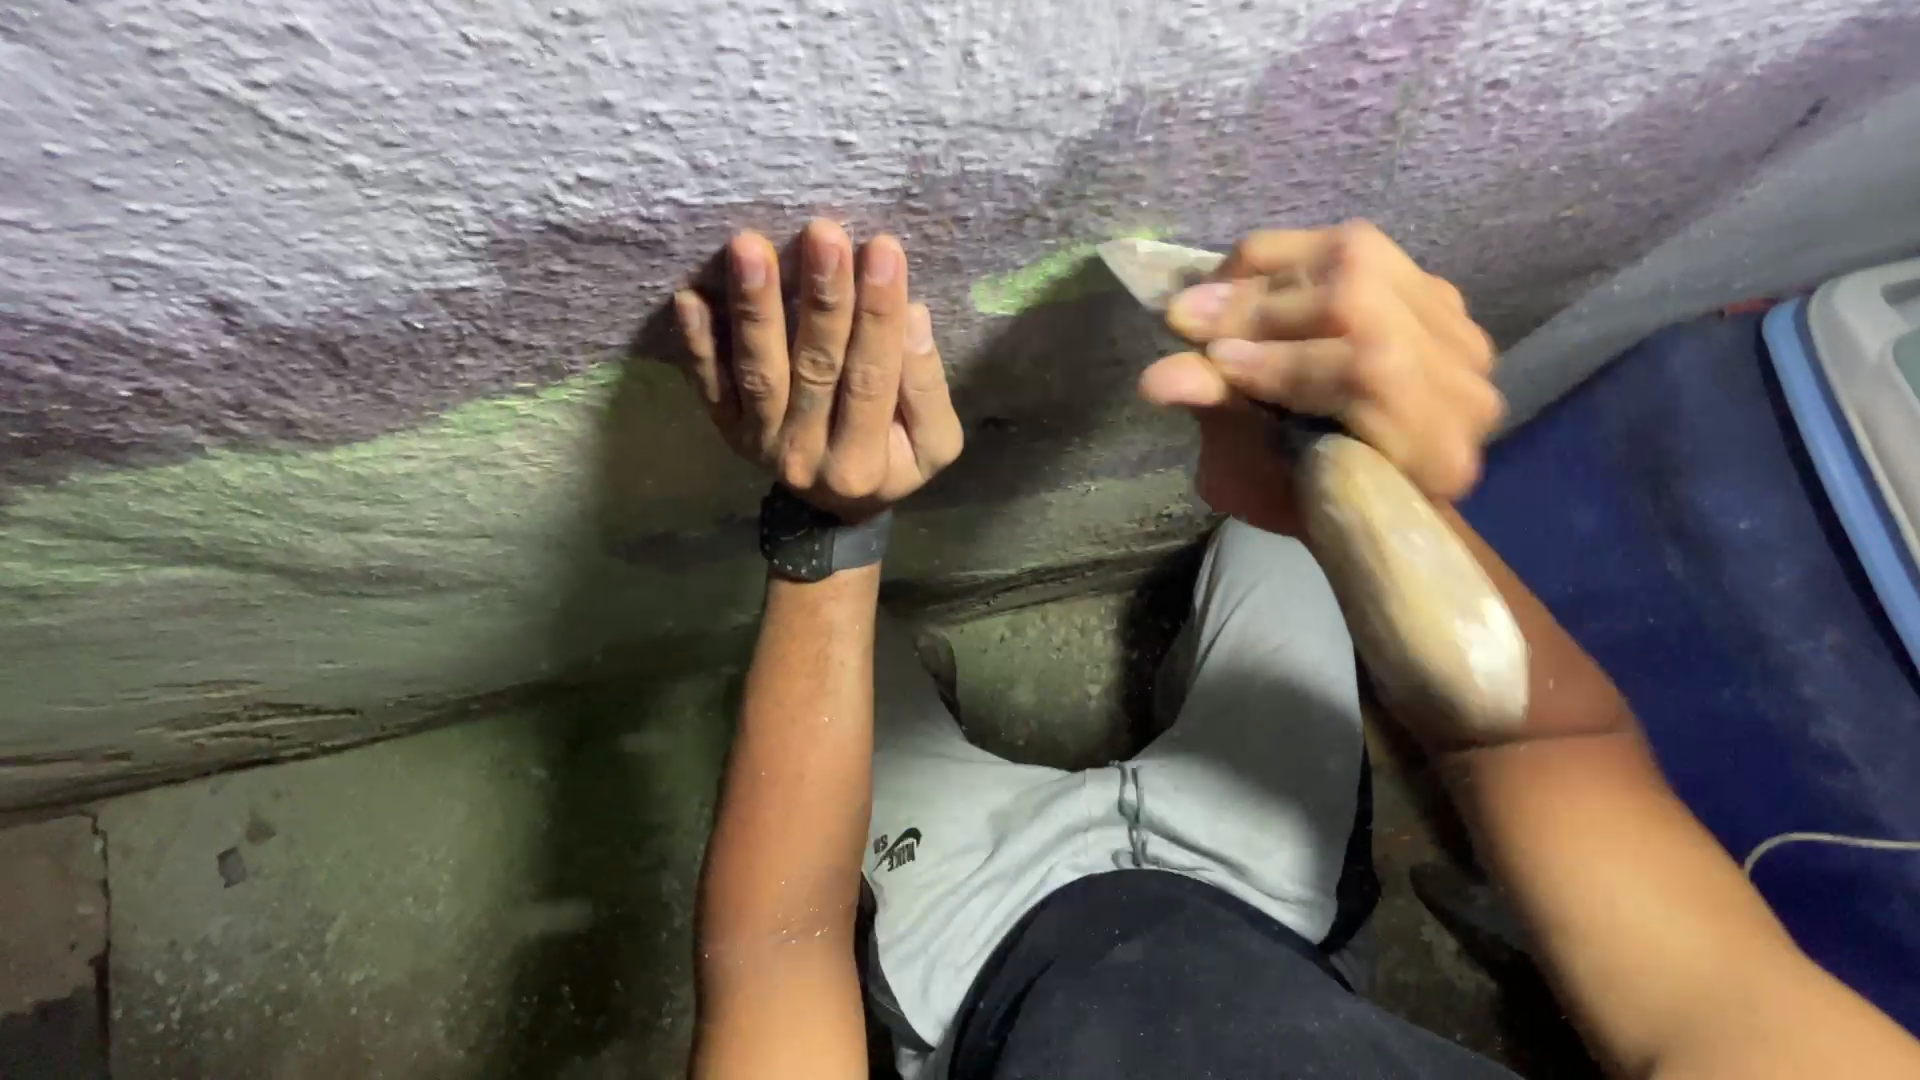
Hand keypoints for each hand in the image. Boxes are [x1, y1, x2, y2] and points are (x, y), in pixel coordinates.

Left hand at [672, 220, 964, 519]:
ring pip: (759, 372)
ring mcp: (760, 440)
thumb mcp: (932, 445)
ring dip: (755, 309)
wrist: (831, 508)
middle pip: (815, 369)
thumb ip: (927, 388)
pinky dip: (698, 343)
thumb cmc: (891, 463)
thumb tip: (912, 317)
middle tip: (823, 234)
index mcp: (863, 462)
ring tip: (751, 249)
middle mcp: (806, 455)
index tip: (883, 250)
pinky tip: (690, 297)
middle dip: (822, 300)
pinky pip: (709, 385)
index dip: (879, 316)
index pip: (873, 379)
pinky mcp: (727, 427)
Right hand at [1138, 221, 1502, 530]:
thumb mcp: (1254, 477)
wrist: (1358, 487)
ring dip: (1263, 278)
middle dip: (1257, 311)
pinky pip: (1355, 246)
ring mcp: (1455, 328)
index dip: (1282, 361)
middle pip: (1359, 307)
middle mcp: (1463, 383)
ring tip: (1201, 299)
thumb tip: (1155, 379)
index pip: (1368, 374)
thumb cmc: (1302, 498)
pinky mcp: (1430, 290)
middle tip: (1183, 316)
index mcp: (1432, 453)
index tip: (1211, 359)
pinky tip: (1238, 285)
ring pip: (1356, 262)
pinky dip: (1284, 260)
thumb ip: (1221, 419)